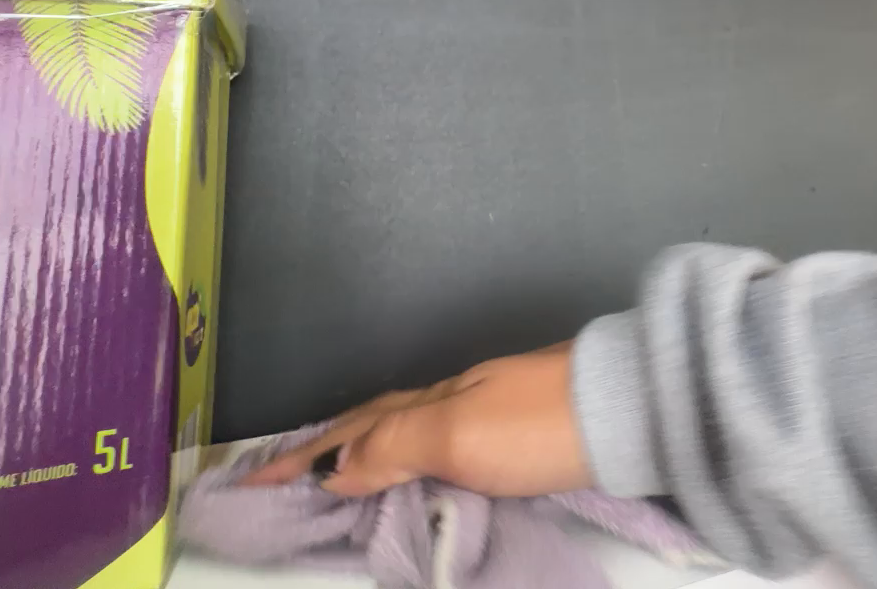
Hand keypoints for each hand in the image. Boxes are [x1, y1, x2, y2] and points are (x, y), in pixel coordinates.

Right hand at [245, 341, 591, 497]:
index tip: (250, 478)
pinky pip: (444, 444)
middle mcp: (461, 398)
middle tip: (285, 476)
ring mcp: (493, 410)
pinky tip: (417, 473)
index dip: (306, 454)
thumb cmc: (539, 425)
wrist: (626, 410)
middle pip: (381, 421)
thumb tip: (335, 466)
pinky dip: (414, 459)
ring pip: (413, 431)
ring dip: (369, 451)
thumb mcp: (462, 433)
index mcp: (441, 398)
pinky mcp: (521, 432)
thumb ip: (398, 443)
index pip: (358, 426)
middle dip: (330, 446)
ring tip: (338, 480)